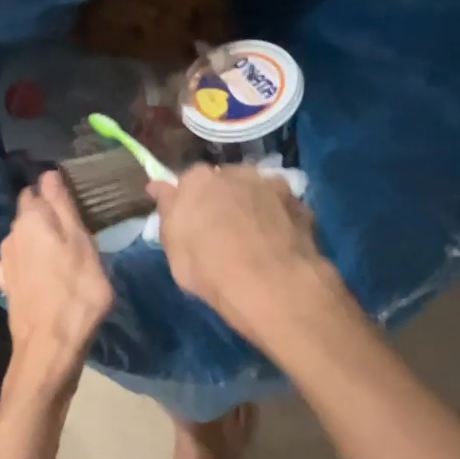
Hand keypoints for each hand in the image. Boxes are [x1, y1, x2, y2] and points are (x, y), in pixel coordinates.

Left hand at [0, 171, 113, 361]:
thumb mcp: (81, 243)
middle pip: (28, 215)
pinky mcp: (7, 285)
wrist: (50, 344)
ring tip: (62, 251)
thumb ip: (63, 207)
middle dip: (46, 215)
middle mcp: (11, 235)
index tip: (73, 198)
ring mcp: (5, 261)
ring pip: (23, 239)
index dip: (53, 191)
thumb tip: (48, 174)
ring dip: (38, 240)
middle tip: (73, 226)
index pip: (37, 190)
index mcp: (31, 219)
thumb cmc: (77, 290)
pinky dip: (30, 263)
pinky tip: (42, 274)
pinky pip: (19, 264)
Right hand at [149, 165, 350, 344]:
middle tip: (220, 229)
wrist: (273, 285)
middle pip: (222, 182)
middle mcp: (235, 172)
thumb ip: (168, 211)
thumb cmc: (210, 269)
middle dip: (220, 199)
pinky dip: (276, 217)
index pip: (186, 182)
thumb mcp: (173, 249)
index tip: (188, 220)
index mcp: (197, 180)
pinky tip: (275, 241)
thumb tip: (158, 187)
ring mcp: (271, 185)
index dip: (187, 202)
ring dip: (250, 204)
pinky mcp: (300, 202)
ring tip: (252, 236)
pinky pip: (279, 206)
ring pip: (254, 190)